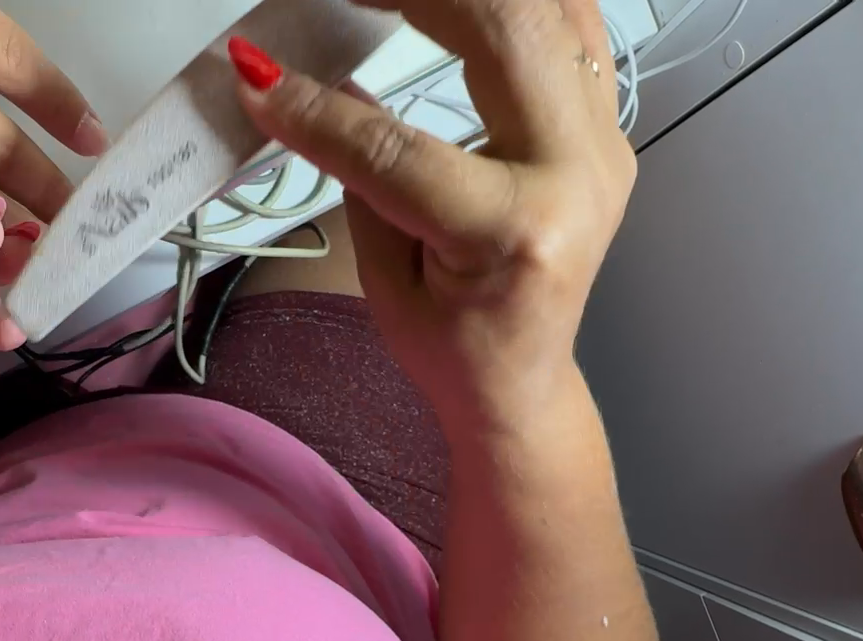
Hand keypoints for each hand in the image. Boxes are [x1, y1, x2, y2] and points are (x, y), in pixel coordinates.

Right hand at [231, 0, 633, 426]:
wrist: (519, 380)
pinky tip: (464, 5)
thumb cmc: (452, 352)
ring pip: (552, 5)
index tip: (258, 78)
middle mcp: (572, 178)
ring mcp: (601, 148)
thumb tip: (325, 91)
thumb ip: (363, 179)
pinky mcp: (604, 135)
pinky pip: (573, 28)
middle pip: (503, 26)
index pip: (398, 148)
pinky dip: (516, 2)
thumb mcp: (387, 281)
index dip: (318, 111)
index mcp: (510, 233)